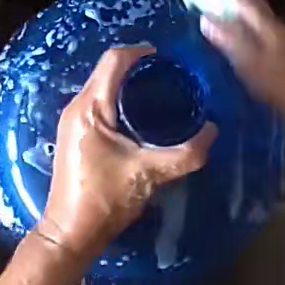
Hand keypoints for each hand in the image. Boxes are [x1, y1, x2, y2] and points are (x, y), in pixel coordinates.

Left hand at [38, 45, 216, 261]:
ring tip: (160, 92)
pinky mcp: (75, 134)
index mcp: (91, 107)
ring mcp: (73, 121)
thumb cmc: (105, 199)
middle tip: (169, 76)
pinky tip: (141, 116)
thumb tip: (214, 131)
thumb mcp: (150, 174)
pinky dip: (120, 99)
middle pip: (107, 70)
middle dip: (137, 67)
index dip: (140, 51)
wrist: (70, 234)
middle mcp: (77, 107)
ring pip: (102, 87)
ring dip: (128, 84)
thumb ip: (186, 153)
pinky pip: (99, 103)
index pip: (113, 60)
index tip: (165, 58)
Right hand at [198, 0, 284, 121]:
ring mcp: (283, 38)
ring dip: (240, 9)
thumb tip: (205, 18)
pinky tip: (238, 34)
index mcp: (269, 24)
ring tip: (220, 11)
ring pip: (259, 15)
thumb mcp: (247, 62)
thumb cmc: (277, 84)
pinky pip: (261, 27)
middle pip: (254, 3)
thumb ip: (227, 39)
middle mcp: (277, 25)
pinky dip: (247, 23)